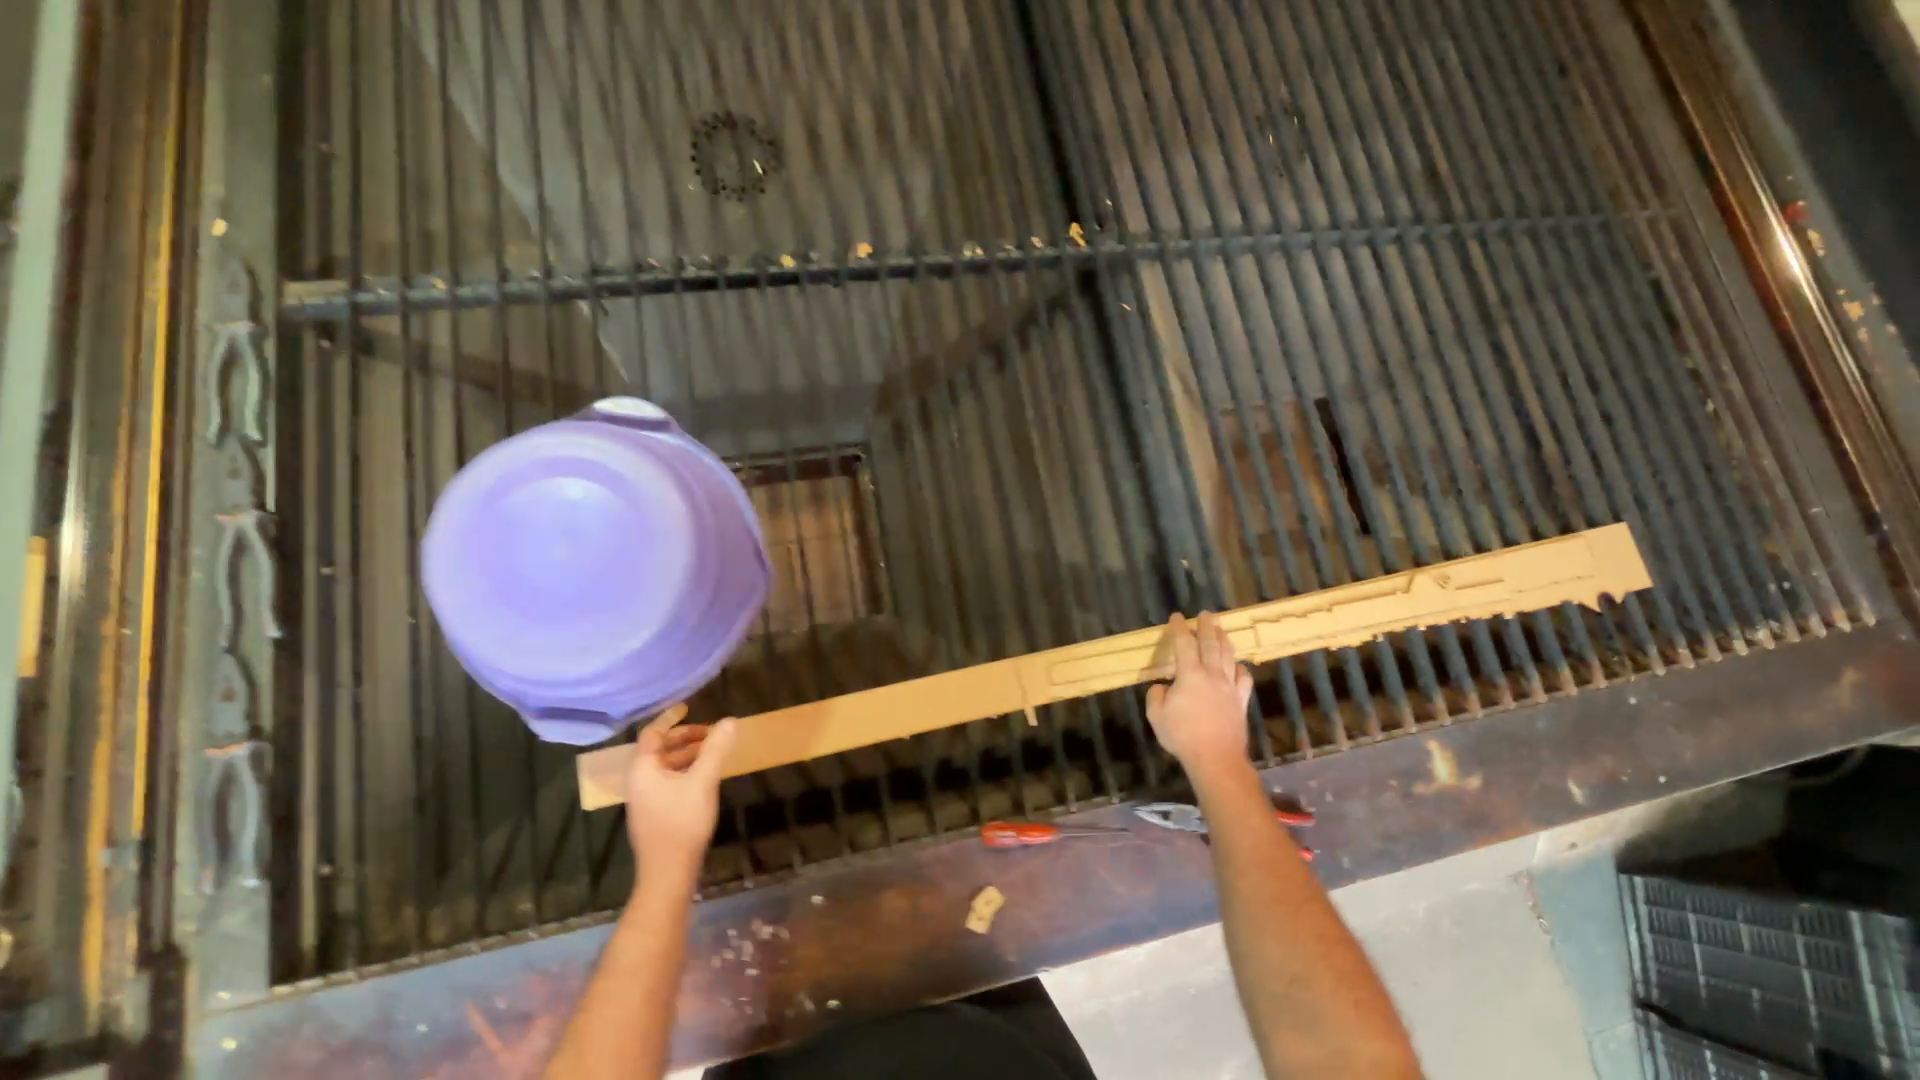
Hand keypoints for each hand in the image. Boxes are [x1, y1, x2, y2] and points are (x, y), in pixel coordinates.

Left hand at [624, 704, 737, 885]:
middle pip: (658, 749)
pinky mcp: (654, 815)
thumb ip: (715, 750)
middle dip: (684, 737)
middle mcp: (638, 781)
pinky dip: (685, 772)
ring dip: (686, 755)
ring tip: (712, 753)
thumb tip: (730, 721)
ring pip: (664, 767)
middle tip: (709, 733)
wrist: (667, 874)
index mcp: (643, 769)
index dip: (670, 718)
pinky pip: (667, 782)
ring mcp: (644, 800)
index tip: (688, 706)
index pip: (652, 733)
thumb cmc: (682, 823)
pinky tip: (704, 779)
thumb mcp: (703, 781)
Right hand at [1145, 612, 1253, 781]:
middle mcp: (1212, 675)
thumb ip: (1156, 696)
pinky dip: (1239, 668)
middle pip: (1210, 644)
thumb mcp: (1156, 716)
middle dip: (1206, 626)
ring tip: (1221, 630)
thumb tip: (1162, 687)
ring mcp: (1229, 687)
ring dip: (1224, 640)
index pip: (1184, 644)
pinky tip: (1236, 666)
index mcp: (1190, 675)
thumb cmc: (1182, 736)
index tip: (1177, 617)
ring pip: (1228, 656)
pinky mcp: (1241, 700)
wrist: (1216, 757)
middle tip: (1205, 614)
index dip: (1179, 628)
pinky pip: (1243, 678)